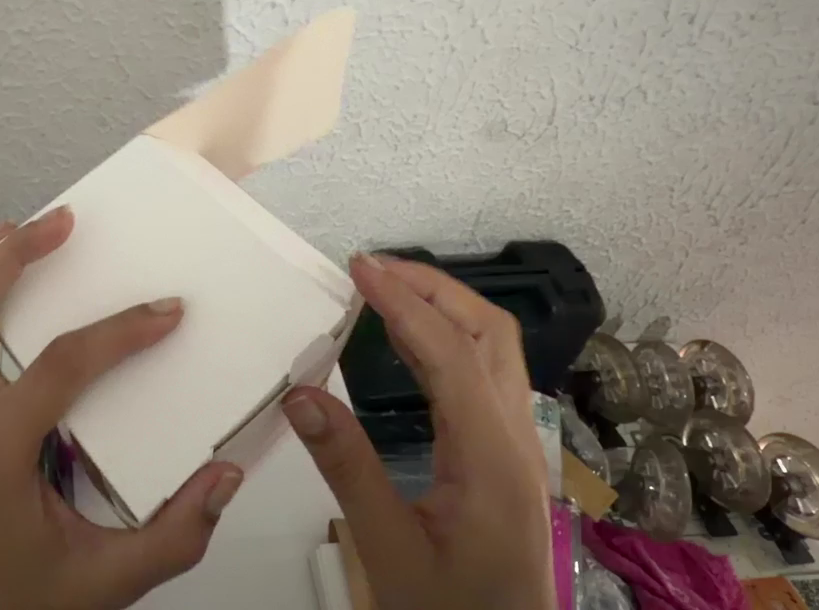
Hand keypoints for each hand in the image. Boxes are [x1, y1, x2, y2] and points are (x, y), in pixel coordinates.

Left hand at [0, 207, 244, 609]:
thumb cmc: (30, 602)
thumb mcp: (112, 581)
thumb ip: (176, 535)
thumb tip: (225, 475)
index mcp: (1, 452)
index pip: (60, 367)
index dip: (118, 332)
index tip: (166, 311)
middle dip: (12, 255)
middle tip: (62, 221)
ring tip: (20, 228)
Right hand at [283, 254, 552, 609]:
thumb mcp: (389, 552)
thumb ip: (346, 469)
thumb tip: (299, 394)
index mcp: (492, 458)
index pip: (450, 353)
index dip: (404, 301)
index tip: (359, 267)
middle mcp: (517, 438)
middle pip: (490, 332)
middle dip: (433, 287)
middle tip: (371, 269)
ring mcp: (519, 445)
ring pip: (492, 348)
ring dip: (441, 306)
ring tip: (383, 289)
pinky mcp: (507, 454)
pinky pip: (482, 372)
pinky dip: (444, 337)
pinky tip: (406, 340)